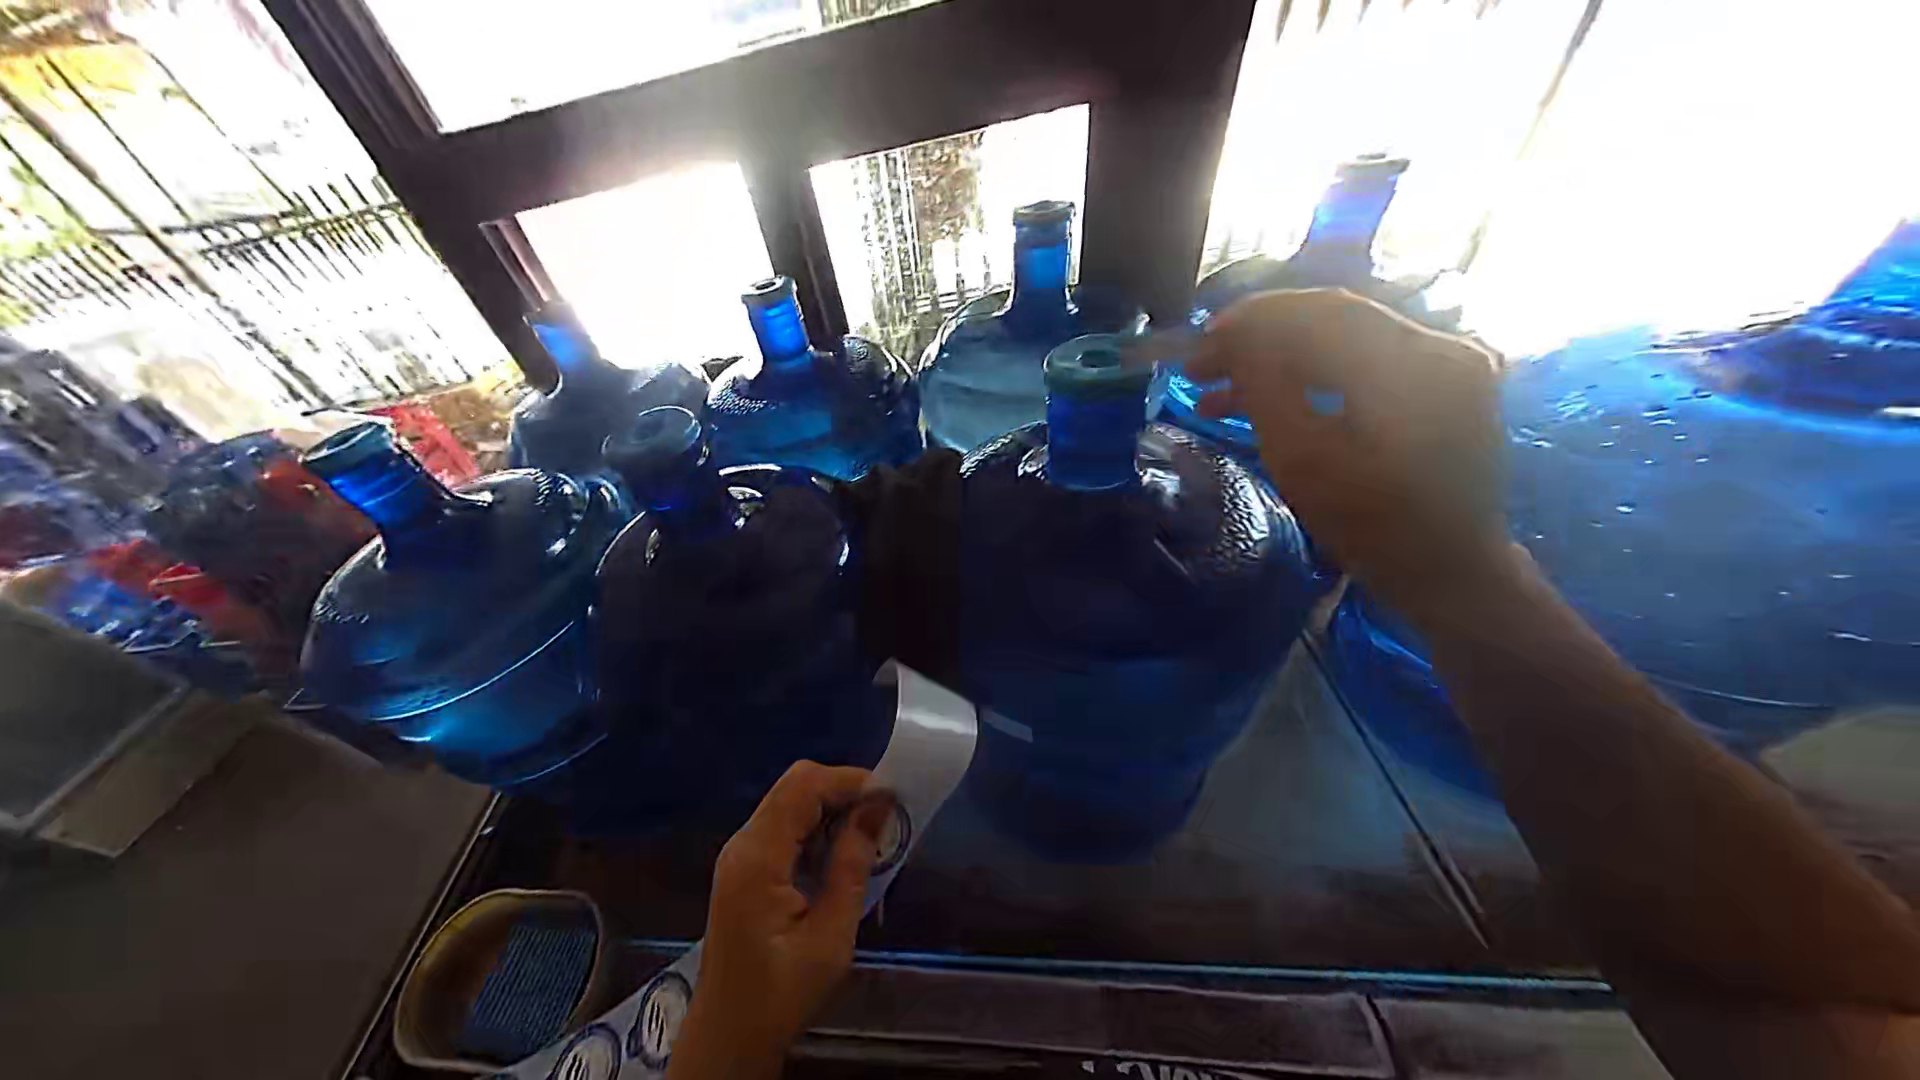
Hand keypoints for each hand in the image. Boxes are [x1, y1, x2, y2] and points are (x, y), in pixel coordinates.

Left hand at [668, 761, 891, 1079]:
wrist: (727, 1040)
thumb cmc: (780, 995)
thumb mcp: (830, 935)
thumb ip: (852, 864)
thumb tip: (878, 807)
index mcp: (758, 857)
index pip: (803, 786)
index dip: (849, 780)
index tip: (890, 797)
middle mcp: (744, 843)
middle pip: (796, 786)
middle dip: (843, 790)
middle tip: (882, 816)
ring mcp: (741, 853)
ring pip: (792, 801)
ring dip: (833, 807)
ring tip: (869, 834)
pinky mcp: (746, 866)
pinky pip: (786, 825)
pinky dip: (818, 826)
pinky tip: (841, 853)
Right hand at [1187, 288, 1510, 609]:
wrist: (1443, 569)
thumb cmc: (1370, 525)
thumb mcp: (1303, 457)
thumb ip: (1267, 387)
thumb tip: (1236, 336)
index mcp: (1412, 362)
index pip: (1320, 314)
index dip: (1252, 322)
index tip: (1201, 341)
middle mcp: (1438, 346)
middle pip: (1329, 324)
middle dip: (1257, 343)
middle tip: (1200, 368)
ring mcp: (1440, 366)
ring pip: (1337, 347)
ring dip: (1274, 367)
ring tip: (1215, 397)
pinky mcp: (1432, 387)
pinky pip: (1355, 369)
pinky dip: (1307, 382)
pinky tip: (1260, 403)